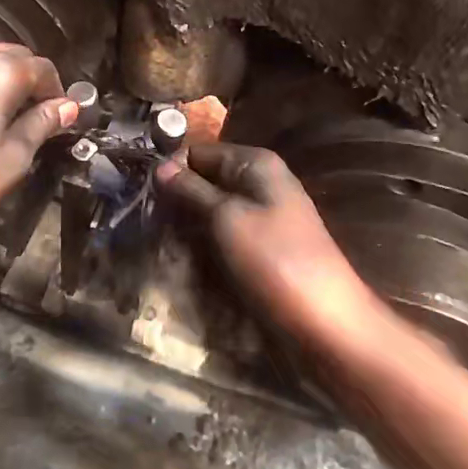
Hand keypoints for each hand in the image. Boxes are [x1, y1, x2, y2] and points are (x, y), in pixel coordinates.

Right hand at [158, 143, 379, 344]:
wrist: (325, 318)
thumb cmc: (274, 259)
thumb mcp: (227, 219)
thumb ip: (192, 191)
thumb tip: (160, 164)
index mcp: (256, 163)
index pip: (201, 151)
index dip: (172, 169)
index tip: (142, 194)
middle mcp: (262, 181)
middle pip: (207, 179)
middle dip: (179, 199)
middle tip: (147, 222)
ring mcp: (265, 213)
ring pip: (214, 208)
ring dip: (190, 224)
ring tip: (162, 243)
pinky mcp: (265, 243)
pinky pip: (227, 232)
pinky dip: (207, 241)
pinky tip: (189, 258)